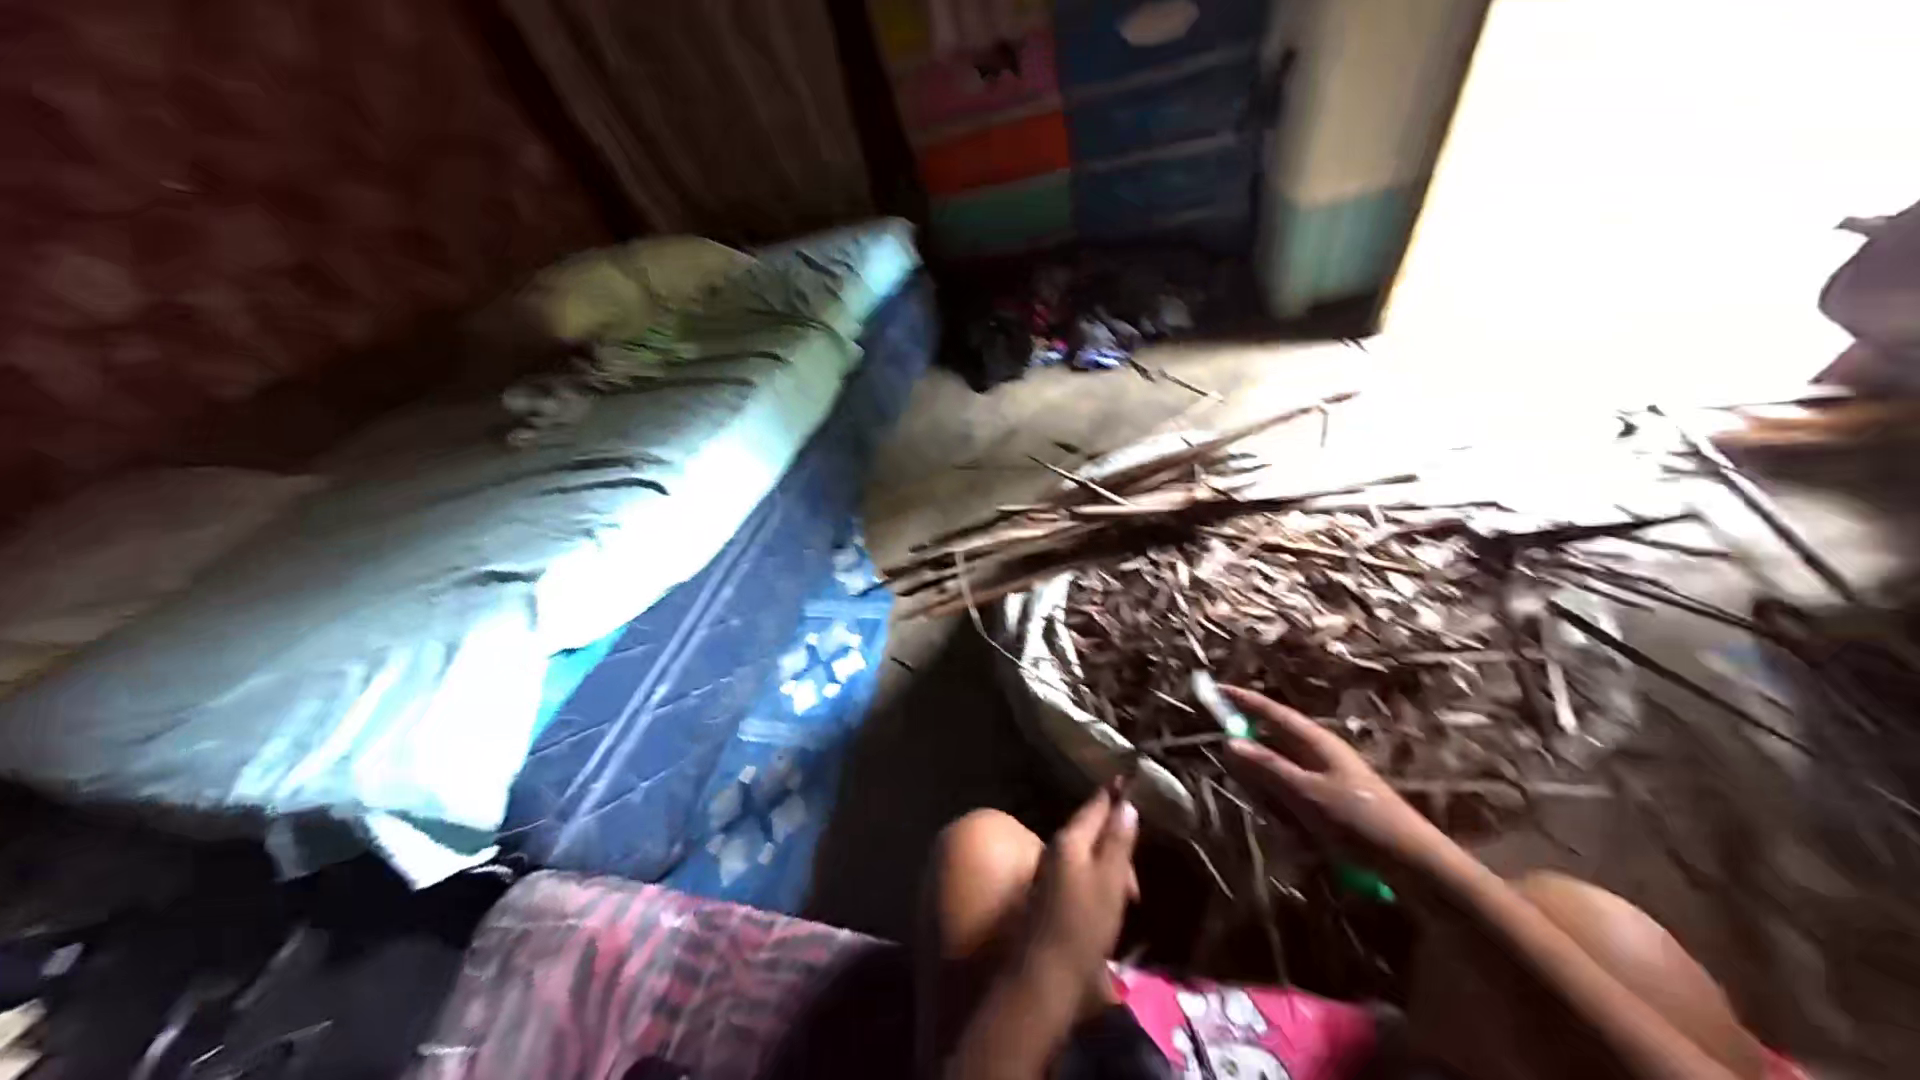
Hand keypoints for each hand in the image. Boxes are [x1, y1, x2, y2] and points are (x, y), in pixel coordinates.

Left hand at [1017, 788, 1138, 1009]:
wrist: (1044, 976)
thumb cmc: (1082, 925)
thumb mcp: (1110, 882)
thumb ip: (1117, 842)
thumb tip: (1126, 804)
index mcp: (1069, 840)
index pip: (1094, 806)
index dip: (1112, 793)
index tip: (1126, 776)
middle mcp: (1055, 849)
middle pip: (1091, 833)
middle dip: (1118, 844)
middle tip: (1138, 880)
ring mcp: (1048, 872)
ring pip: (1087, 857)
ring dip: (1111, 868)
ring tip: (1129, 897)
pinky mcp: (1049, 896)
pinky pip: (1080, 875)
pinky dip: (1099, 882)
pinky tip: (1109, 906)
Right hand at [1222, 686, 1450, 870]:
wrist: (1412, 862)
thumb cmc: (1358, 821)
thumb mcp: (1306, 793)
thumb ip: (1267, 766)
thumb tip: (1229, 742)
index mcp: (1316, 741)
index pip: (1272, 712)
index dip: (1243, 700)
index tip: (1215, 689)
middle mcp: (1319, 753)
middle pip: (1272, 742)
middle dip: (1253, 758)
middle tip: (1241, 776)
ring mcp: (1325, 777)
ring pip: (1279, 772)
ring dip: (1270, 791)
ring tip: (1277, 815)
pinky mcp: (1329, 801)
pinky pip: (1292, 794)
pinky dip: (1285, 808)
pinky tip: (1293, 831)